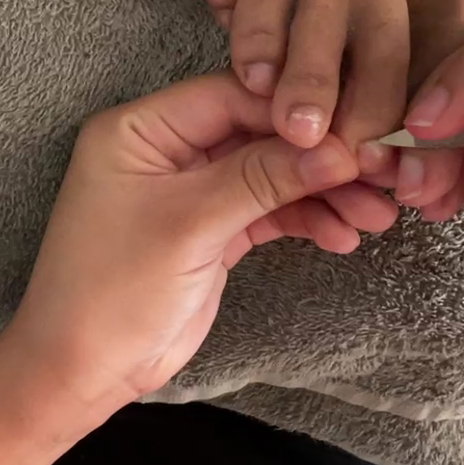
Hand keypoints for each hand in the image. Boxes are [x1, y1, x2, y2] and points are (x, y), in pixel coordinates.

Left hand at [3, 72, 392, 404]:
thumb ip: (262, 179)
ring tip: (375, 214)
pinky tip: (342, 235)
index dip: (295, 112)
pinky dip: (302, 219)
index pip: (230, 96)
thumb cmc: (113, 289)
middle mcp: (163, 150)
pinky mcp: (207, 230)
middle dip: (316, 156)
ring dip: (320, 192)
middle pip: (255, 134)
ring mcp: (187, 191)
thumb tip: (337, 148)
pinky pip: (263, 211)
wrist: (84, 368)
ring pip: (267, 174)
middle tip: (379, 172)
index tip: (355, 130)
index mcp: (139, 129)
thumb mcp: (189, 224)